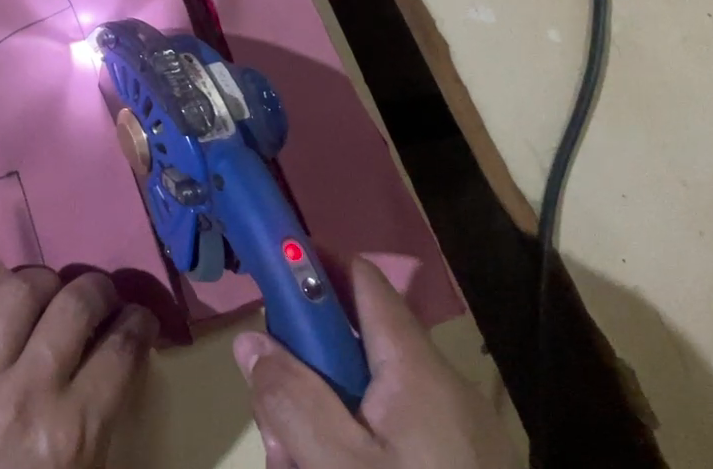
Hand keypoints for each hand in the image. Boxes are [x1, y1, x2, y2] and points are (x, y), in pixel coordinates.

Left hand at [0, 266, 159, 468]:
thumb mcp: (86, 465)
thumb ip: (106, 405)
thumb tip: (121, 341)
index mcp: (73, 430)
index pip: (121, 350)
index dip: (139, 322)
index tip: (140, 317)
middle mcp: (28, 391)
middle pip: (74, 305)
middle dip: (98, 289)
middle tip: (102, 295)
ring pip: (21, 289)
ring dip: (47, 280)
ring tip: (54, 291)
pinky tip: (11, 294)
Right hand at [234, 258, 517, 468]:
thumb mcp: (338, 465)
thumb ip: (290, 397)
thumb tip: (253, 342)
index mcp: (417, 372)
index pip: (362, 280)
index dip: (311, 264)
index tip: (264, 271)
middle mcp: (441, 389)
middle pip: (351, 346)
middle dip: (301, 373)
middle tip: (276, 429)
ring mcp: (457, 432)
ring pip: (364, 396)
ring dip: (320, 421)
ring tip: (299, 468)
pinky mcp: (459, 465)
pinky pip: (392, 433)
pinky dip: (353, 447)